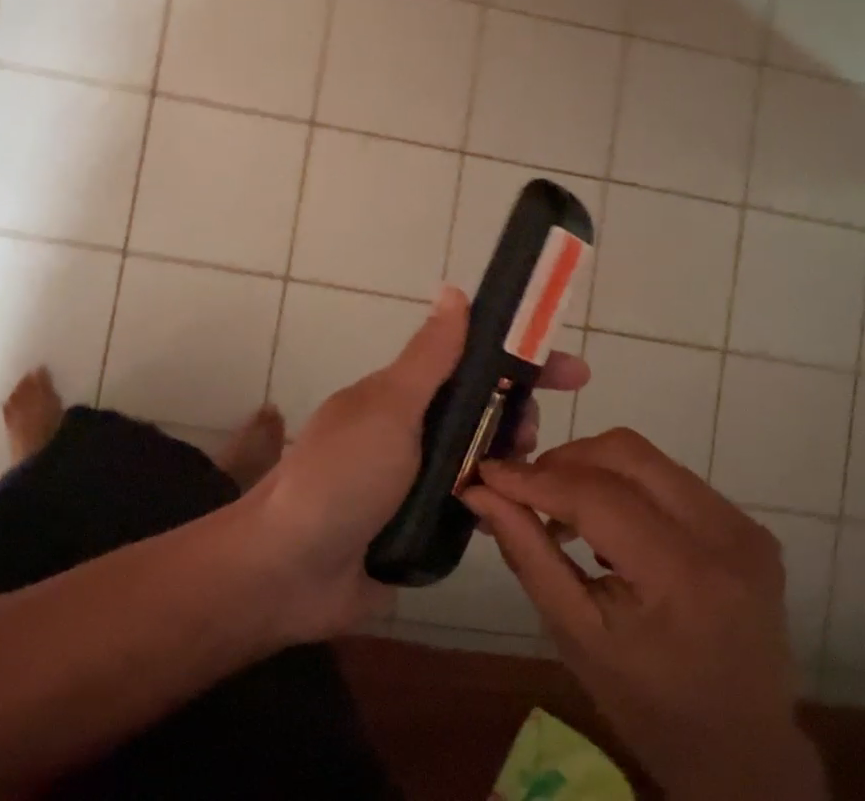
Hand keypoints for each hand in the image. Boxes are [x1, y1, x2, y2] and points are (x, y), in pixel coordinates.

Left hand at [244, 285, 589, 640]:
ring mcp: (417, 486)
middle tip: (527, 441)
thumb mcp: (388, 409)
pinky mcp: (422, 532)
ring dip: (511, 468)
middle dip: (518, 420)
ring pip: (484, 465)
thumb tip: (453, 291)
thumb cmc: (340, 478)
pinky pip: (474, 513)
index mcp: (400, 399)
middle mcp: (411, 436)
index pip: (471, 366)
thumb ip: (429, 358)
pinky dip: (497, 510)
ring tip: (521, 484)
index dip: (522, 363)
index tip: (574, 374)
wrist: (290, 572)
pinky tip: (515, 520)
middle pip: (485, 416)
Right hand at [463, 430, 825, 800]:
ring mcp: (743, 527)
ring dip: (592, 470)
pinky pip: (671, 480)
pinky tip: (606, 528)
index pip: (595, 496)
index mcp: (682, 575)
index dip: (533, 478)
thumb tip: (480, 493)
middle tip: (522, 491)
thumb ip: (528, 553)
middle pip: (626, 454)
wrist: (740, 748)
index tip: (484, 472)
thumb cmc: (645, 703)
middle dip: (562, 461)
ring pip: (648, 459)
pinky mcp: (748, 528)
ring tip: (560, 512)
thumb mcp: (574, 633)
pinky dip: (626, 487)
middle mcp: (724, 536)